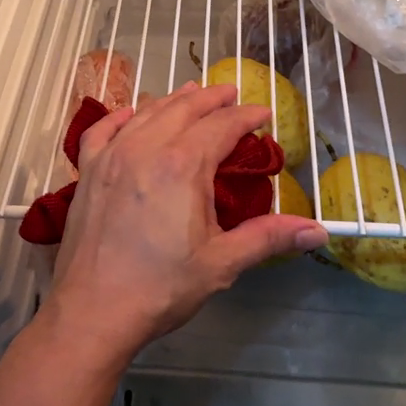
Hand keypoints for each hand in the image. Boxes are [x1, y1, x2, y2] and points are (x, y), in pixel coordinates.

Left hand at [42, 82, 328, 361]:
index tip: (263, 113)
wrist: (93, 311)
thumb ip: (268, 238)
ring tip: (191, 95)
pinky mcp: (88, 172)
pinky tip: (130, 114)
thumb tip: (317, 231)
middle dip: (212, 98)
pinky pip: (103, 129)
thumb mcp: (221, 263)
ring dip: (173, 101)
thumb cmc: (160, 288)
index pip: (222, 126)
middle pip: (184, 109)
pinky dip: (121, 116)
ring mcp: (111, 156)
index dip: (246, 116)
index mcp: (182, 165)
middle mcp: (145, 148)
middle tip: (231, 94)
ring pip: (146, 113)